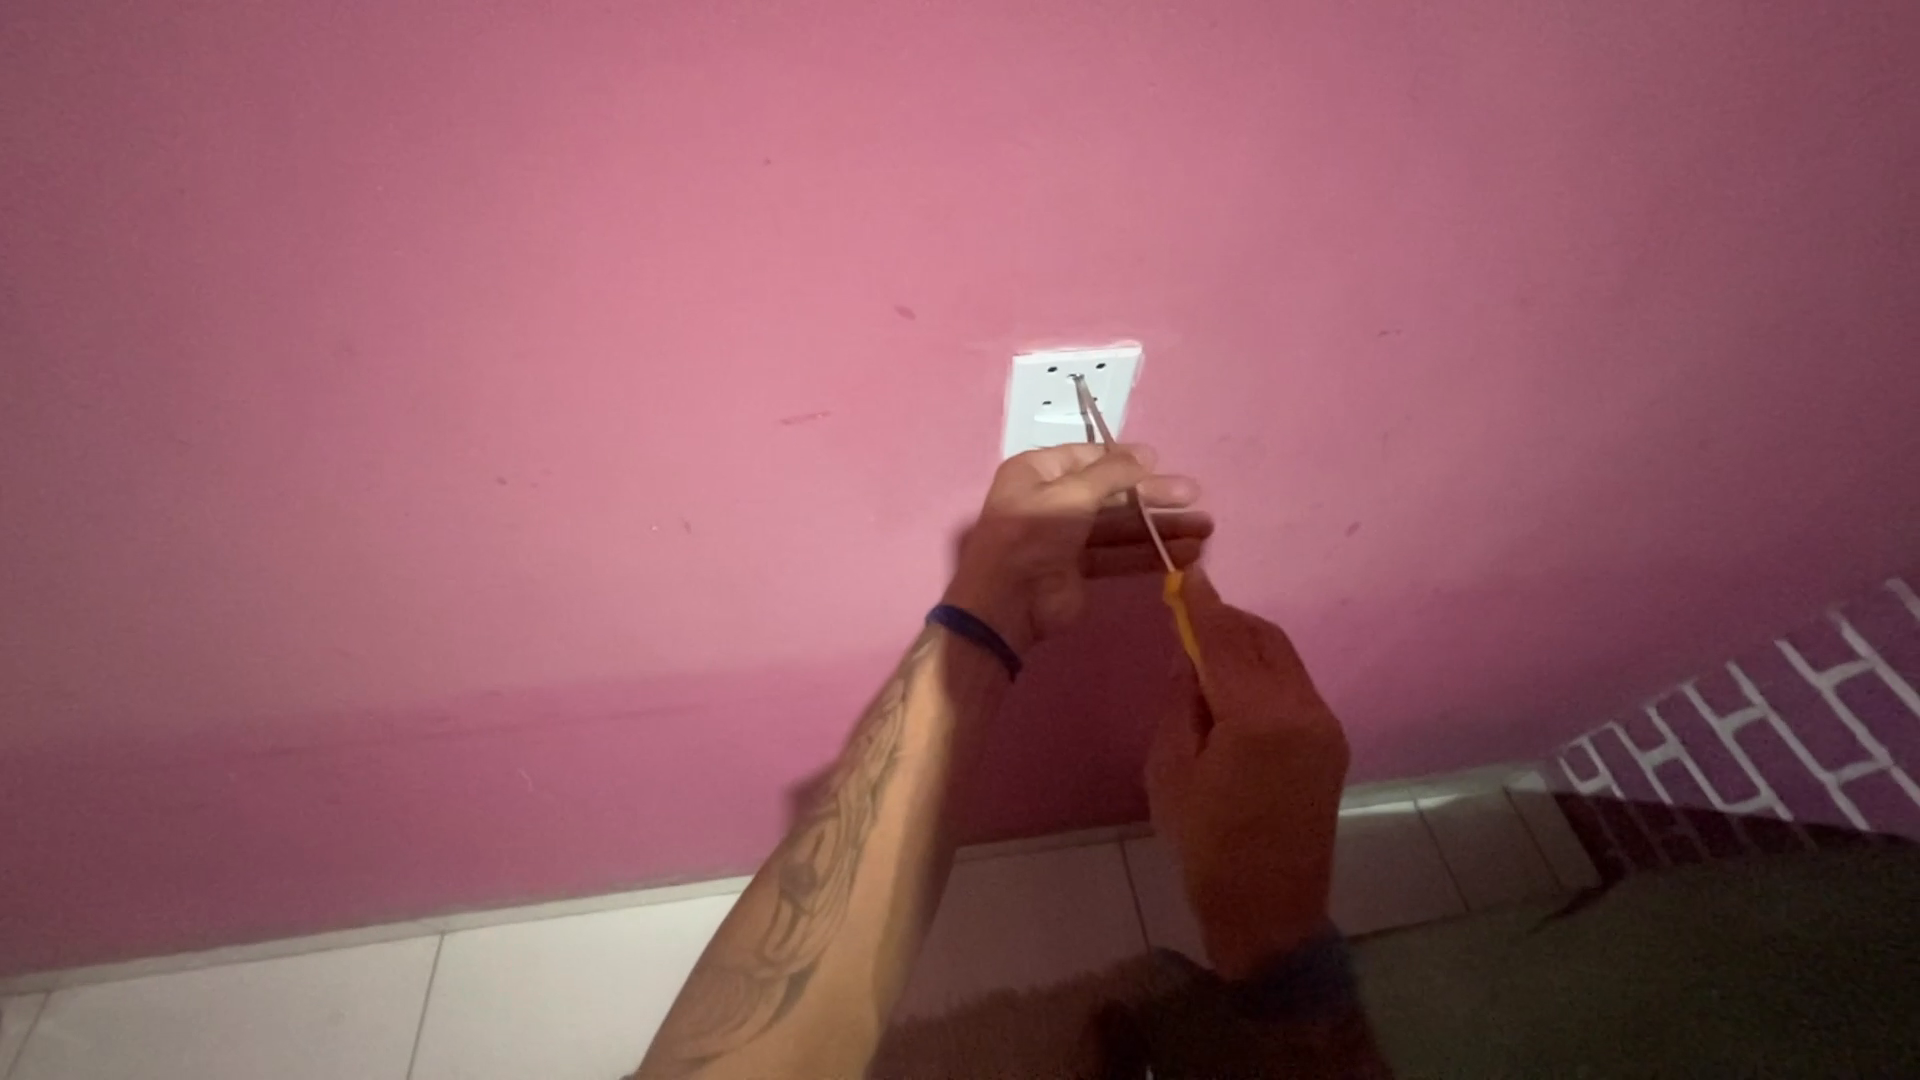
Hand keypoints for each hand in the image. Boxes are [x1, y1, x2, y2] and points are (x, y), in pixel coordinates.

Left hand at [942, 443, 1209, 652]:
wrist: (1008, 602)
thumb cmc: (1034, 534)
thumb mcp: (1071, 494)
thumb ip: (1112, 474)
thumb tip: (1147, 454)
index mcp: (1037, 472)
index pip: (1087, 457)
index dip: (1124, 460)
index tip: (1160, 461)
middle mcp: (1052, 499)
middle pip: (1110, 493)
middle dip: (1153, 495)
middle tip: (1194, 495)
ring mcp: (1066, 536)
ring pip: (1119, 526)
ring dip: (1159, 527)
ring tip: (1204, 528)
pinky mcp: (1080, 568)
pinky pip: (1118, 555)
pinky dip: (1148, 554)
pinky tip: (1185, 554)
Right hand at [1145, 569, 1349, 979]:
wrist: (1269, 907)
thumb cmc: (1205, 841)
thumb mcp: (1170, 767)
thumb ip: (1182, 701)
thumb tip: (1189, 657)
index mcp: (1257, 718)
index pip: (1224, 641)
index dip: (1200, 605)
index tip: (1184, 574)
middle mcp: (1301, 709)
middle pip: (1262, 638)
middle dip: (1225, 618)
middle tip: (1187, 616)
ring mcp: (1324, 724)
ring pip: (1282, 656)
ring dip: (1245, 641)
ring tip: (1207, 651)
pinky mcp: (1331, 739)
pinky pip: (1292, 681)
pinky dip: (1262, 667)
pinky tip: (1234, 685)